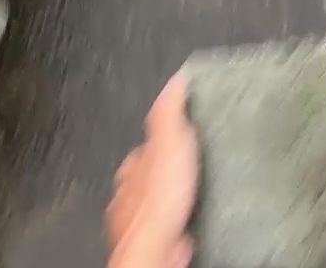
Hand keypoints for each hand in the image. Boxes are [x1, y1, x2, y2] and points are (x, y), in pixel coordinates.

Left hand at [107, 74, 199, 267]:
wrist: (157, 247)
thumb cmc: (158, 198)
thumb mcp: (169, 140)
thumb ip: (169, 110)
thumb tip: (176, 79)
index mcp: (132, 167)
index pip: (144, 145)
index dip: (162, 137)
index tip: (181, 130)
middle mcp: (130, 194)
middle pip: (147, 173)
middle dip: (165, 168)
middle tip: (191, 159)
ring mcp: (139, 220)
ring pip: (155, 201)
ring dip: (171, 194)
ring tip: (195, 185)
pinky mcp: (155, 240)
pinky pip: (168, 223)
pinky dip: (178, 217)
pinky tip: (192, 212)